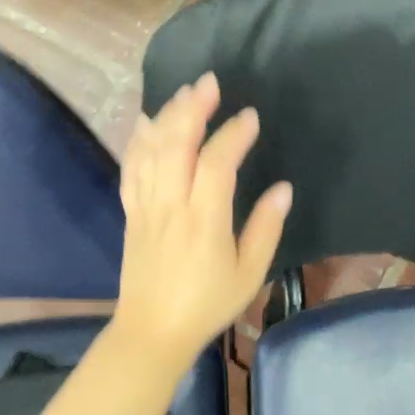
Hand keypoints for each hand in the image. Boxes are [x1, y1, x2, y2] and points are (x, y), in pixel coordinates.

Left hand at [113, 72, 291, 365]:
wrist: (152, 332)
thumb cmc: (208, 304)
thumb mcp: (250, 273)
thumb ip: (266, 228)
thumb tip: (283, 188)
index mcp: (205, 221)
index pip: (217, 164)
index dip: (234, 135)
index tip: (251, 117)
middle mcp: (172, 206)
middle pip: (177, 145)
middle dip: (193, 109)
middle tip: (210, 82)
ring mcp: (147, 208)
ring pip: (151, 151)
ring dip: (167, 116)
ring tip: (185, 92)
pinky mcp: (131, 213)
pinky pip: (131, 168)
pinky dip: (138, 140)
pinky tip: (147, 121)